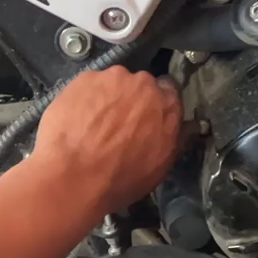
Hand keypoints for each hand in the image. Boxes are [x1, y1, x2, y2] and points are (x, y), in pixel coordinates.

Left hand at [28, 67, 180, 216]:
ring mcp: (112, 78)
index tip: (145, 118)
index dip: (155, 106)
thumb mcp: (159, 167)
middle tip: (117, 124)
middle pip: (139, 86)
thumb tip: (185, 127)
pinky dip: (84, 98)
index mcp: (167, 105)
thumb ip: (174, 139)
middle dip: (131, 100)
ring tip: (92, 123)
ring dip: (107, 97)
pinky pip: (89, 85)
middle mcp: (144, 84)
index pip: (168, 93)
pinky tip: (75, 118)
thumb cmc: (119, 179)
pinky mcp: (84, 78)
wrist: (72, 176)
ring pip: (113, 83)